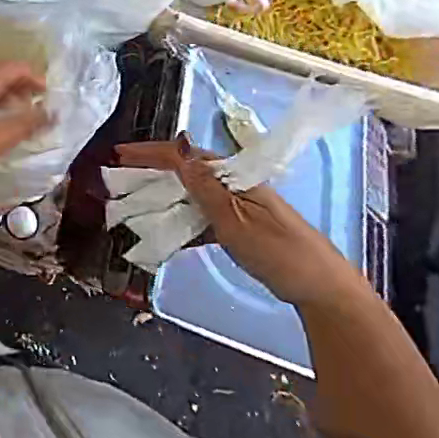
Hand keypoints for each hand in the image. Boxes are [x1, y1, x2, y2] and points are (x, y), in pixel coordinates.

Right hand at [115, 134, 367, 307]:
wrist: (320, 287)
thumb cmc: (277, 250)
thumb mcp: (234, 219)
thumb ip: (204, 187)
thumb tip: (179, 150)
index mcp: (231, 176)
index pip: (182, 155)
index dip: (149, 153)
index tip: (118, 153)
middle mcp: (231, 185)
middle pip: (183, 172)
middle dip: (149, 172)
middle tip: (118, 179)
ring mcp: (235, 206)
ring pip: (189, 195)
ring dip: (161, 198)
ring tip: (133, 205)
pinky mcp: (236, 227)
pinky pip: (199, 218)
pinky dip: (180, 223)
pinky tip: (164, 235)